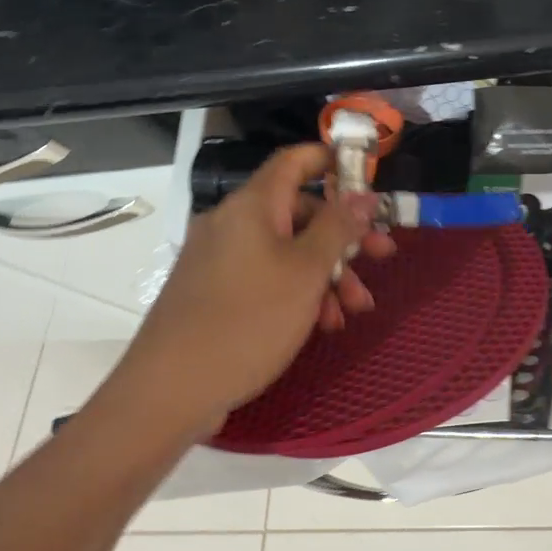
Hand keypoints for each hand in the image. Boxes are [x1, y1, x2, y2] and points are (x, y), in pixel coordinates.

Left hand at [108, 144, 395, 426]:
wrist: (169, 390)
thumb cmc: (248, 321)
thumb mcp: (306, 272)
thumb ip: (338, 228)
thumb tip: (363, 194)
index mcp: (252, 206)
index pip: (295, 161)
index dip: (332, 160)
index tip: (369, 179)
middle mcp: (232, 223)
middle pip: (299, 211)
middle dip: (343, 235)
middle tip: (382, 256)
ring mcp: (220, 259)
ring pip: (286, 250)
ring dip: (326, 273)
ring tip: (353, 310)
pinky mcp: (214, 292)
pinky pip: (266, 276)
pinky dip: (297, 291)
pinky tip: (321, 324)